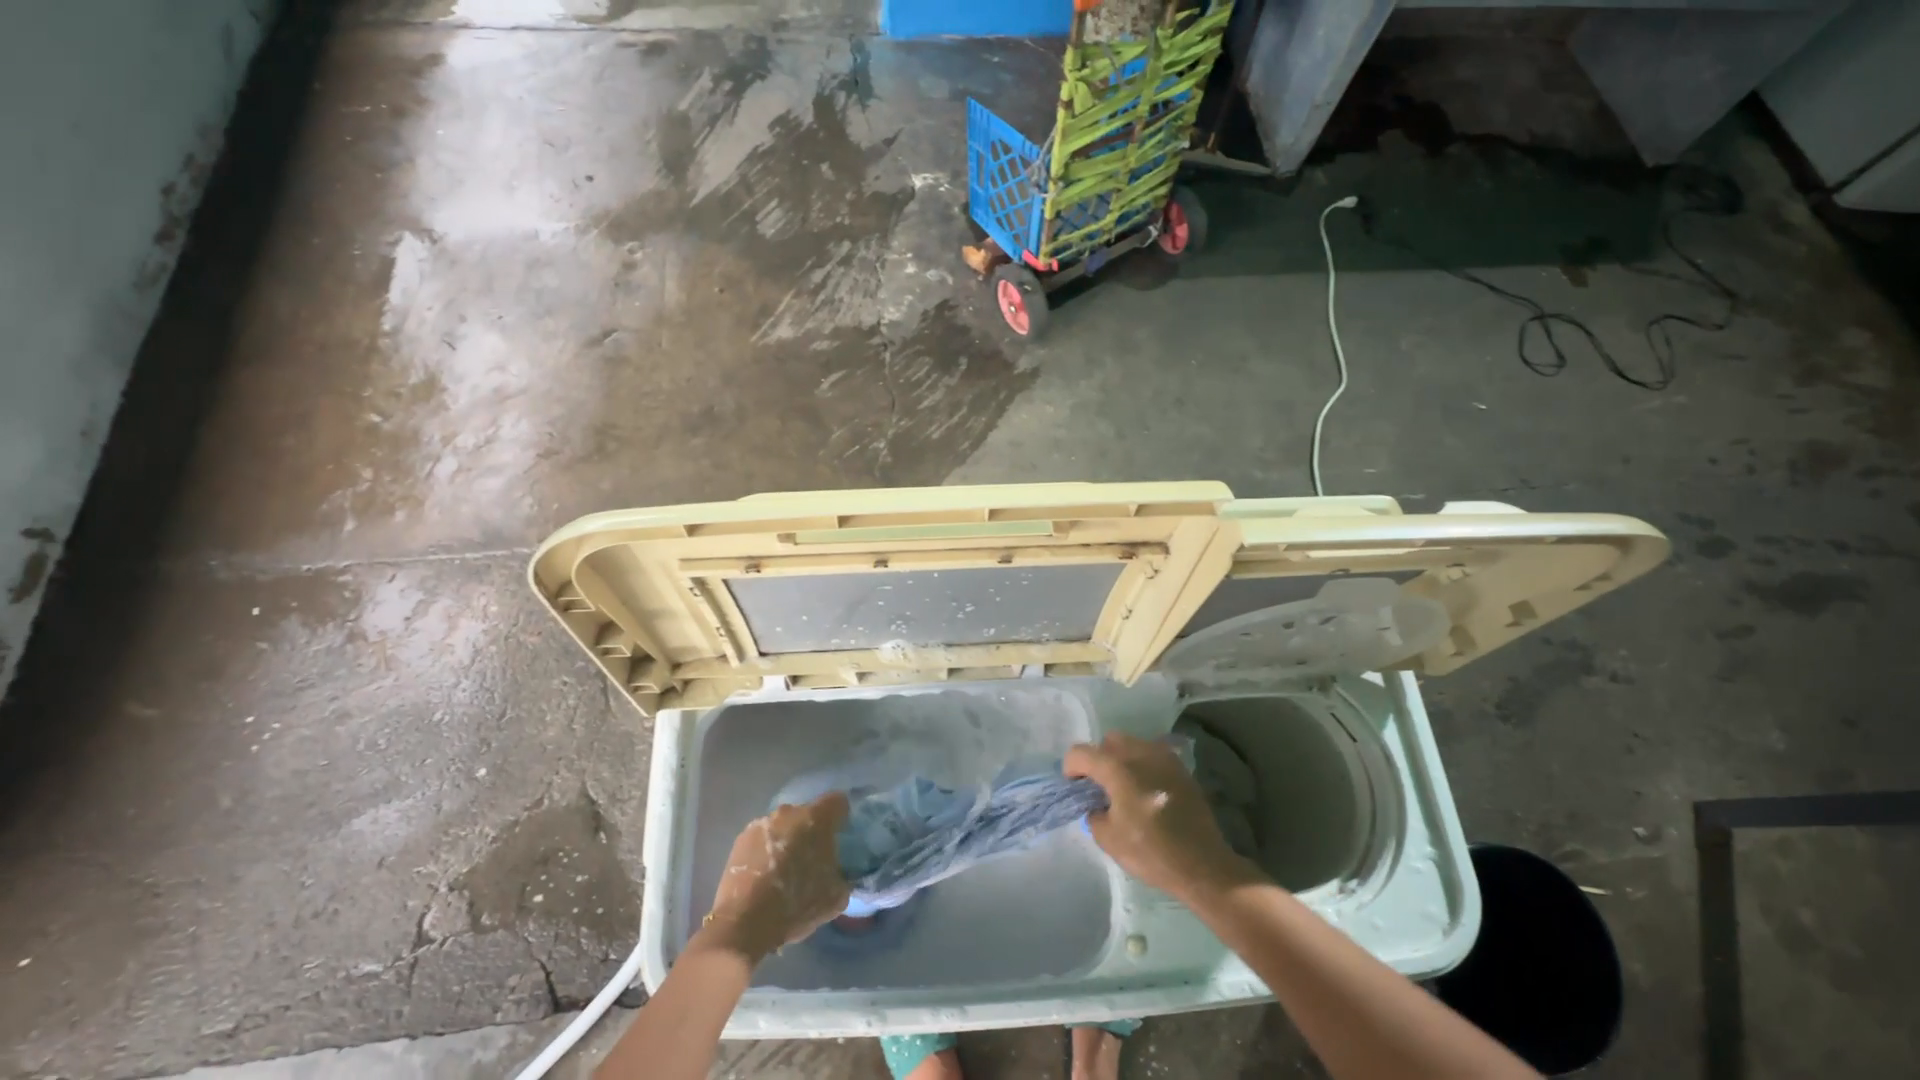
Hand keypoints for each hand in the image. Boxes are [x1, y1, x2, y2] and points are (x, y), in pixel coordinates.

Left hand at [704, 793, 851, 960]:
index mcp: (816, 819)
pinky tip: (766, 875)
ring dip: (789, 840)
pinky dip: (768, 850)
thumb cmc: (796, 905)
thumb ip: (842, 874)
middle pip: (808, 814)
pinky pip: (763, 838)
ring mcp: (761, 824)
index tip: (840, 836)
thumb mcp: (836, 896)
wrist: (744, 922)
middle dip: (813, 831)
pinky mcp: (740, 839)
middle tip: (814, 858)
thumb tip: (837, 871)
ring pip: (784, 826)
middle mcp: (788, 813)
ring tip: (786, 869)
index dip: (841, 817)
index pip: (837, 802)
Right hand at [1064, 733, 1255, 901]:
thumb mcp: (1108, 839)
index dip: (1071, 768)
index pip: (1081, 752)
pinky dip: (1142, 766)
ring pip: (1133, 745)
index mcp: (1119, 769)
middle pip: (1109, 741)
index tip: (1074, 787)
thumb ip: (1094, 812)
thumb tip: (1098, 803)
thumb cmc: (1151, 853)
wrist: (1202, 865)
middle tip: (1099, 786)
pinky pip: (1153, 756)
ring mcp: (1166, 759)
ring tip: (1123, 788)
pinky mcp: (1182, 770)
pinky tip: (1145, 792)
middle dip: (1099, 758)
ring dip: (1122, 760)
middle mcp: (1142, 754)